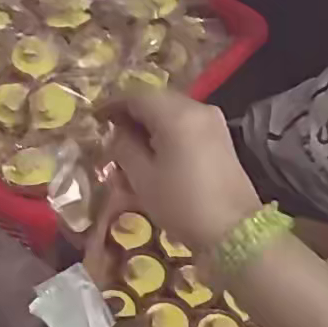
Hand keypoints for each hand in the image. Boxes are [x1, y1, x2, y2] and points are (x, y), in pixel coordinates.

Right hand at [105, 93, 264, 251]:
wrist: (233, 231)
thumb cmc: (182, 204)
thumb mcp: (143, 179)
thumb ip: (124, 148)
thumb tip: (117, 133)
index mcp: (176, 115)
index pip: (136, 95)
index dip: (112, 104)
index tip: (94, 117)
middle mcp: (197, 109)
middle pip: (156, 100)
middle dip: (131, 114)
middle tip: (110, 133)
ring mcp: (213, 122)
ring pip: (172, 112)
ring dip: (149, 124)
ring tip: (129, 146)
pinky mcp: (220, 138)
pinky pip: (186, 125)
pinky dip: (166, 132)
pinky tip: (154, 153)